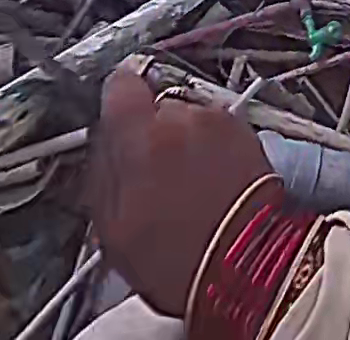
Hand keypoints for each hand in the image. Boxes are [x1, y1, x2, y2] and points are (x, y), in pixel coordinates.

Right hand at [86, 68, 273, 315]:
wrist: (246, 262)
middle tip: (156, 174)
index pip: (120, 86)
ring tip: (190, 183)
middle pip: (157, 106)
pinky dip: (212, 144)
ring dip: (185, 138)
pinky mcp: (242, 126)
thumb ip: (102, 172)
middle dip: (154, 132)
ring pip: (187, 117)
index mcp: (140, 138)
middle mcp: (179, 116)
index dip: (118, 100)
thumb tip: (102, 140)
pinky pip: (215, 126)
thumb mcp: (114, 230)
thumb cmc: (177, 257)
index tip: (119, 117)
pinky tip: (213, 179)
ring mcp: (214, 118)